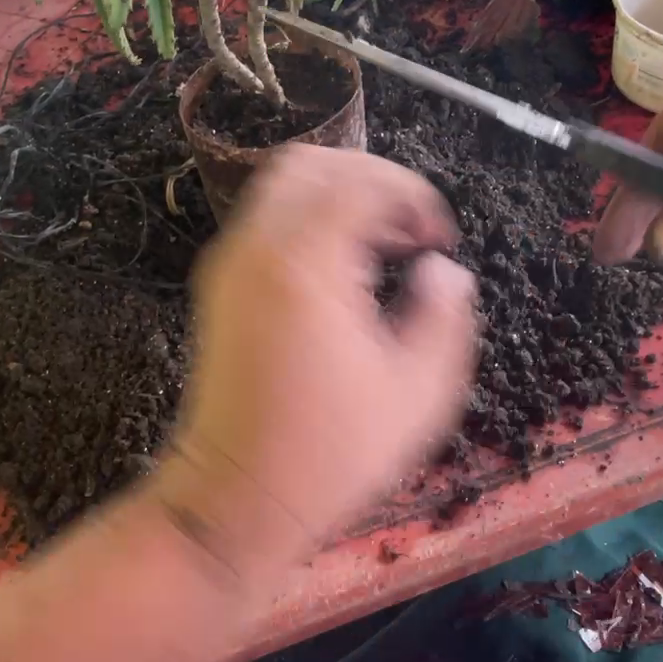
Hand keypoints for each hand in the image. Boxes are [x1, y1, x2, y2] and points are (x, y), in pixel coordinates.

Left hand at [153, 145, 478, 590]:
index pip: (362, 182)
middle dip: (373, 178)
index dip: (414, 197)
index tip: (439, 240)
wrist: (232, 498)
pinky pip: (267, 220)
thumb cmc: (328, 454)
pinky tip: (345, 270)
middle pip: (314, 163)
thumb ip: (443, 317)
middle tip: (410, 228)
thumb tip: (443, 271)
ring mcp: (228, 264)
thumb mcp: (416, 394)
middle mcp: (255, 248)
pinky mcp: (219, 286)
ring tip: (383, 247)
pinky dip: (310, 221)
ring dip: (340, 196)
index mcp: (304, 264)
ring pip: (284, 185)